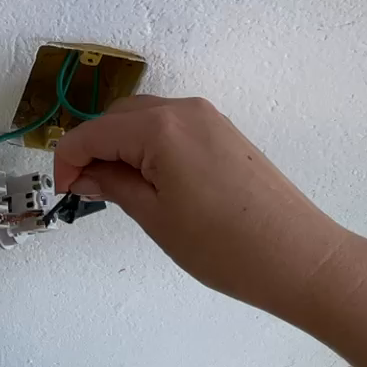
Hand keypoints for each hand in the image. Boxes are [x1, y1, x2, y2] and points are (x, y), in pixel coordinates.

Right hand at [52, 95, 354, 322]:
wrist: (303, 258)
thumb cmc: (225, 246)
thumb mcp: (156, 218)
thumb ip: (112, 185)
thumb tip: (83, 174)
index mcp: (158, 127)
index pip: (93, 132)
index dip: (68, 159)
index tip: (64, 190)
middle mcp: (180, 108)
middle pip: (116, 116)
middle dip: (94, 147)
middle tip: (87, 188)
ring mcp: (205, 115)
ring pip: (142, 116)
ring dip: (121, 143)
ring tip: (118, 185)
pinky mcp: (222, 129)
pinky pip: (169, 123)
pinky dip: (149, 142)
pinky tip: (152, 177)